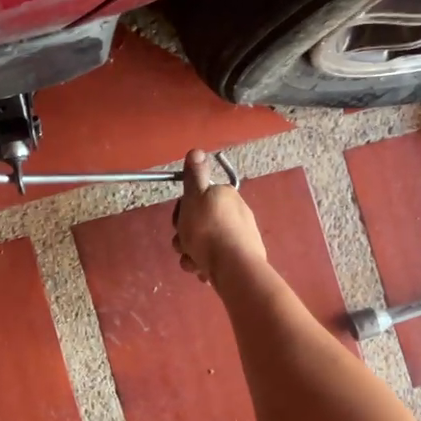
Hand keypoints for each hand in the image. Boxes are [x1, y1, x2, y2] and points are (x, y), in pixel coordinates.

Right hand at [172, 149, 266, 287]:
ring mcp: (240, 236)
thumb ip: (194, 176)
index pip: (197, 197)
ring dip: (192, 253)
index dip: (182, 210)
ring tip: (194, 261)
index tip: (179, 220)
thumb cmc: (209, 231)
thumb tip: (196, 150)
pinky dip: (205, 265)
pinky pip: (215, 258)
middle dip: (185, 235)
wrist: (234, 268)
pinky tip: (204, 271)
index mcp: (225, 195)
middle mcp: (235, 212)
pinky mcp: (241, 257)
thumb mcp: (195, 198)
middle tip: (184, 243)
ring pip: (204, 243)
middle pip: (199, 222)